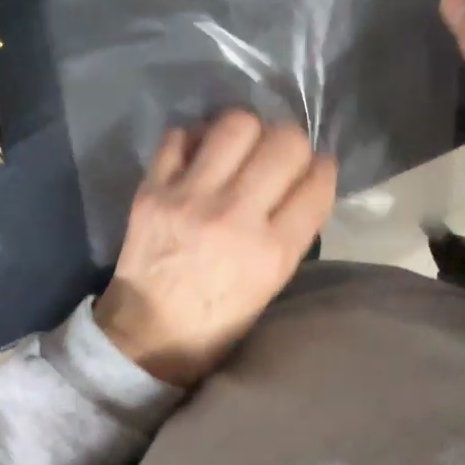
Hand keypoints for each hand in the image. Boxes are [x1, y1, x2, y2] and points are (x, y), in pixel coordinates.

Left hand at [96, 112, 337, 387]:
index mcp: (272, 253)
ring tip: (238, 152)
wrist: (144, 340)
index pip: (318, 180)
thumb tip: (299, 186)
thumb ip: (289, 236)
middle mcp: (235, 217)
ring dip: (245, 132)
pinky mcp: (152, 192)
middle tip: (274, 161)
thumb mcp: (269, 289)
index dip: (320, 171)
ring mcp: (190, 200)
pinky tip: (197, 160)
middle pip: (286, 141)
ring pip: (237, 124)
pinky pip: (180, 136)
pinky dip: (194, 141)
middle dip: (289, 146)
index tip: (309, 176)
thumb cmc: (213, 326)